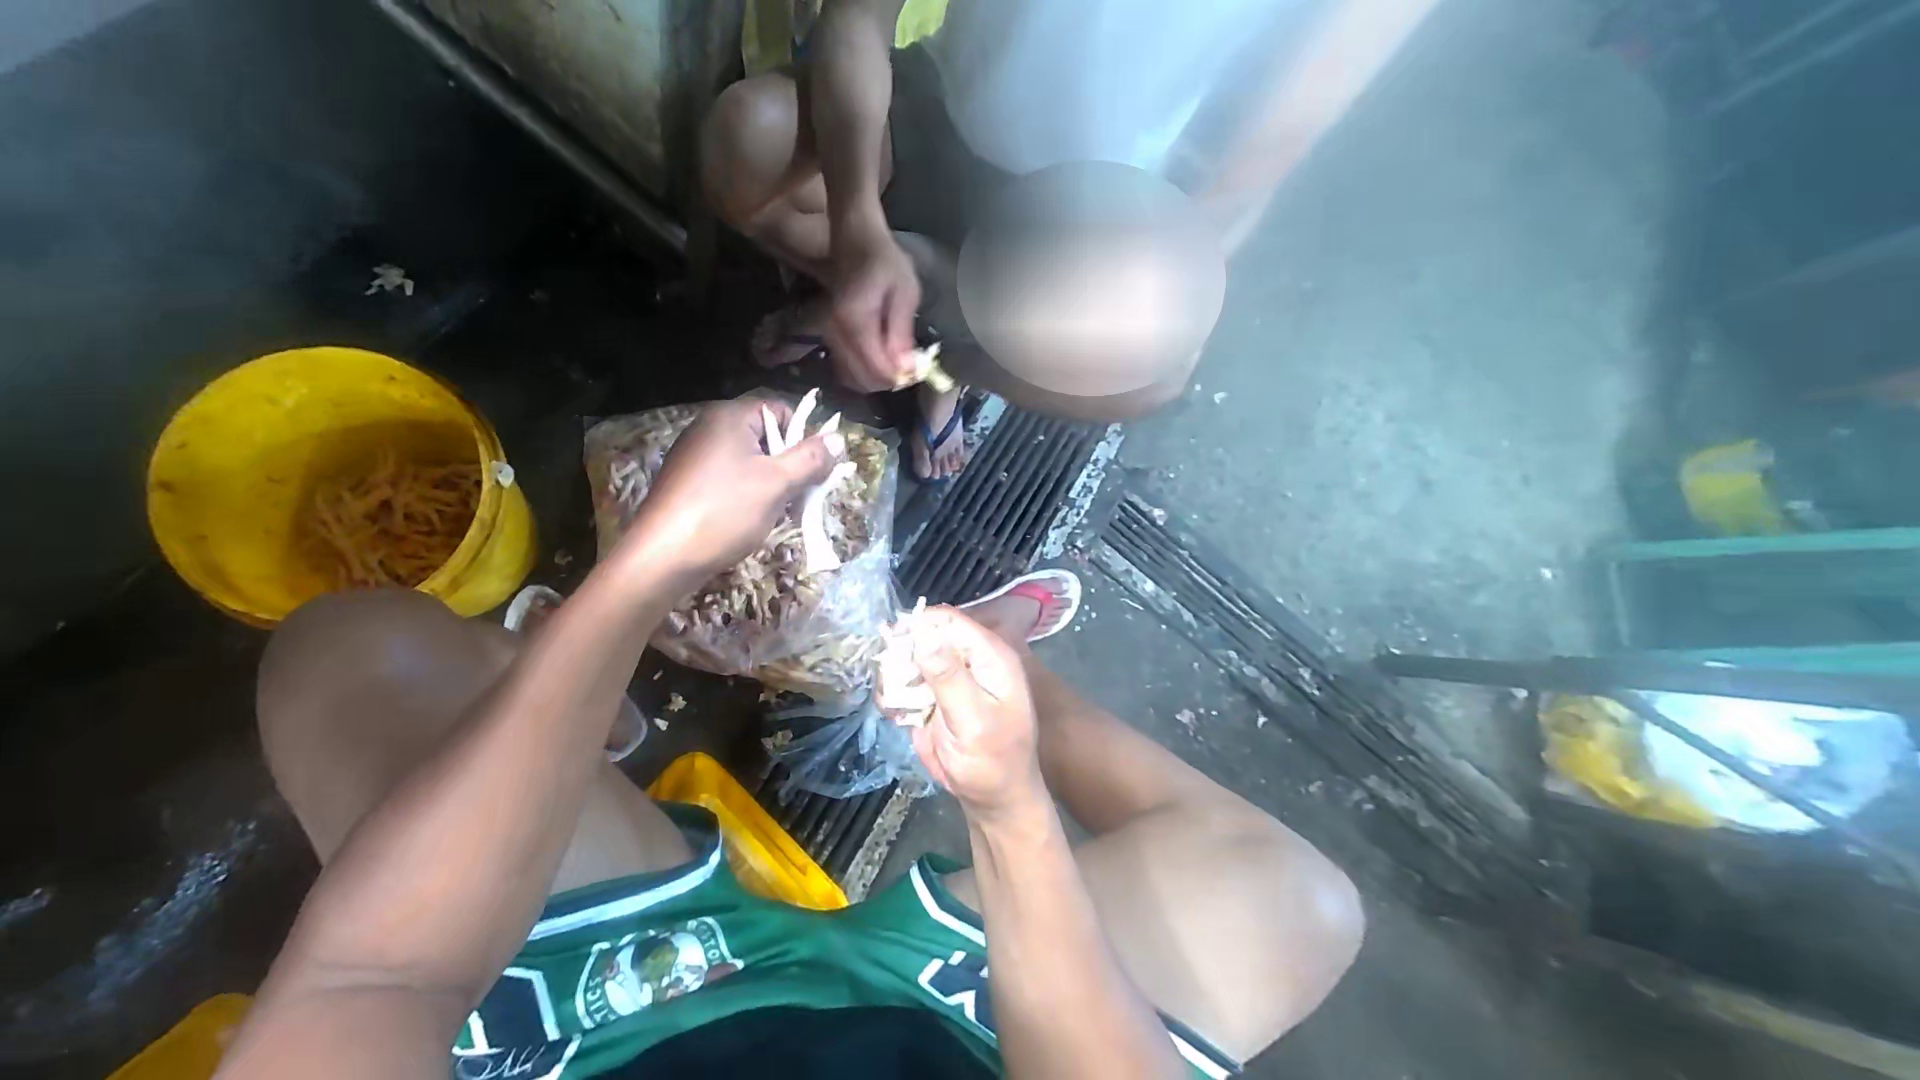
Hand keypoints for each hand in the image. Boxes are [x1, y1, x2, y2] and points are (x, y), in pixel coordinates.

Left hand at [623, 395, 842, 580]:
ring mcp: (696, 456)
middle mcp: (709, 428)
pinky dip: (750, 495)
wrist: (662, 557)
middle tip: (805, 497)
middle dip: (792, 465)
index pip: (780, 410)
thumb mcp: (777, 483)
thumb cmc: (724, 512)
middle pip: (767, 436)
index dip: (805, 436)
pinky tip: (752, 521)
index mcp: (729, 417)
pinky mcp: (689, 483)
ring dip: (774, 485)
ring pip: (751, 462)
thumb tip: (839, 438)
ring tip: (781, 513)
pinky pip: (732, 479)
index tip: (818, 469)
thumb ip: (811, 459)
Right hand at [827, 223, 920, 392]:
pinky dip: (866, 374)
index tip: (917, 369)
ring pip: (854, 380)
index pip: (876, 369)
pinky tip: (883, 360)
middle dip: (889, 381)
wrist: (856, 243)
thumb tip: (906, 369)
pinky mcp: (829, 340)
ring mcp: (829, 337)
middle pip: (863, 381)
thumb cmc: (885, 262)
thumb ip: (902, 332)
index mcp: (854, 321)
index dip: (899, 378)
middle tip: (910, 367)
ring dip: (878, 380)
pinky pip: (847, 371)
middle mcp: (836, 333)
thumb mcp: (905, 292)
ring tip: (898, 362)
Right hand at [907, 607, 1047, 823]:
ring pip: (909, 657)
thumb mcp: (974, 721)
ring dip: (894, 675)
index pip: (950, 621)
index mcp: (990, 656)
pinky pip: (905, 682)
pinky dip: (894, 695)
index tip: (892, 644)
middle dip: (902, 652)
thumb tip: (924, 637)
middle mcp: (970, 659)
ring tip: (893, 701)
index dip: (919, 627)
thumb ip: (950, 678)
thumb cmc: (993, 762)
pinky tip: (897, 715)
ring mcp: (950, 677)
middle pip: (926, 634)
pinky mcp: (932, 696)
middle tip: (892, 680)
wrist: (992, 798)